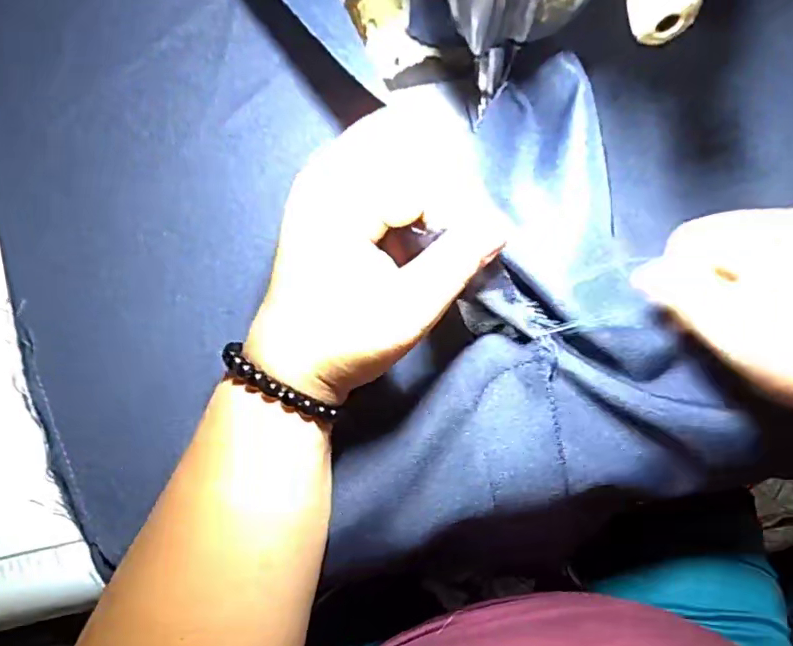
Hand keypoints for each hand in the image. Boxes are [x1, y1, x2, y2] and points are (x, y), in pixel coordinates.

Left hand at [244, 107, 508, 404]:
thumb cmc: (347, 340)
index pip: (423, 172)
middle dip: (449, 179)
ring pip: (392, 139)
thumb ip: (457, 263)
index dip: (462, 203)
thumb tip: (500, 227)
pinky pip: (376, 156)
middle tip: (471, 227)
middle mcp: (328, 170)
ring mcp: (323, 175)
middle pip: (407, 137)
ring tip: (451, 220)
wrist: (292, 361)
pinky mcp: (327, 190)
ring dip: (431, 173)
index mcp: (342, 197)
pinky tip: (424, 214)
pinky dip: (408, 177)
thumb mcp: (410, 311)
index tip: (482, 242)